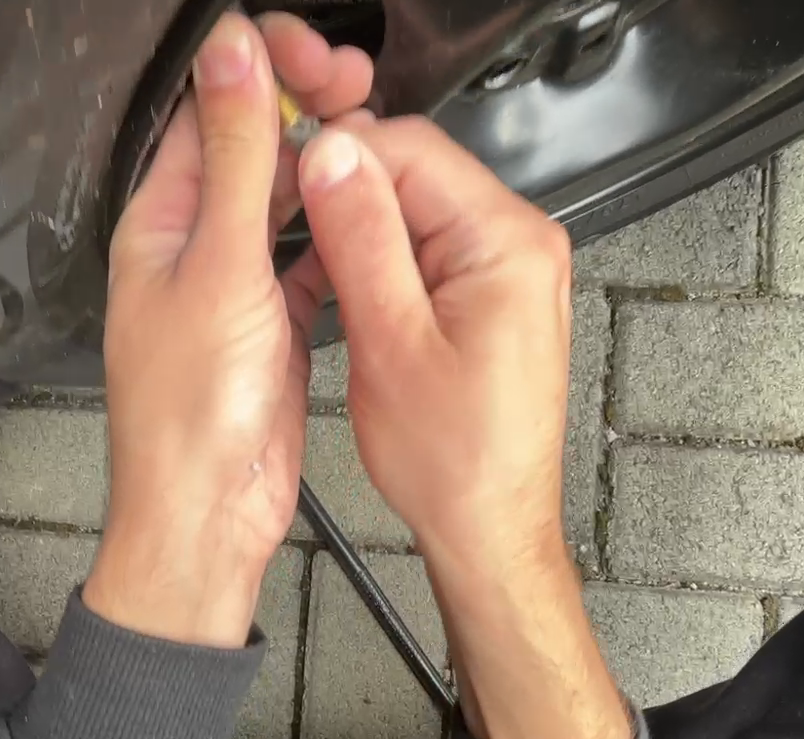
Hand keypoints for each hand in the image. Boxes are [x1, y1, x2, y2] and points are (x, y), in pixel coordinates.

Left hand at [84, 13, 372, 647]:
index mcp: (160, 226)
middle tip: (358, 83)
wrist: (208, 509)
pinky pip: (306, 265)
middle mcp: (192, 252)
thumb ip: (235, 161)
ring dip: (321, 170)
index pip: (206, 114)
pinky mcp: (271, 328)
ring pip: (281, 206)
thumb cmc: (191, 411)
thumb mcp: (217, 269)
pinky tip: (362, 219)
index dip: (259, 70)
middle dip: (300, 109)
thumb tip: (231, 54)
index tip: (317, 56)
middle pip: (247, 152)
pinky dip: (334, 238)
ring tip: (369, 140)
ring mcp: (234, 291)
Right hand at [289, 116, 574, 573]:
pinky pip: (427, 257)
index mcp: (505, 242)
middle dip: (347, 199)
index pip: (411, 149)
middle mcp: (519, 244)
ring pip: (416, 217)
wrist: (486, 523)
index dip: (338, 160)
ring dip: (361, 237)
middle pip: (416, 178)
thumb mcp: (390, 344)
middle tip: (290, 239)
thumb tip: (331, 156)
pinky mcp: (489, 302)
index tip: (283, 188)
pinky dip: (383, 268)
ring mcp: (507, 273)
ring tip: (316, 277)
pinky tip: (352, 297)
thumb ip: (362, 242)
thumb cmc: (451, 459)